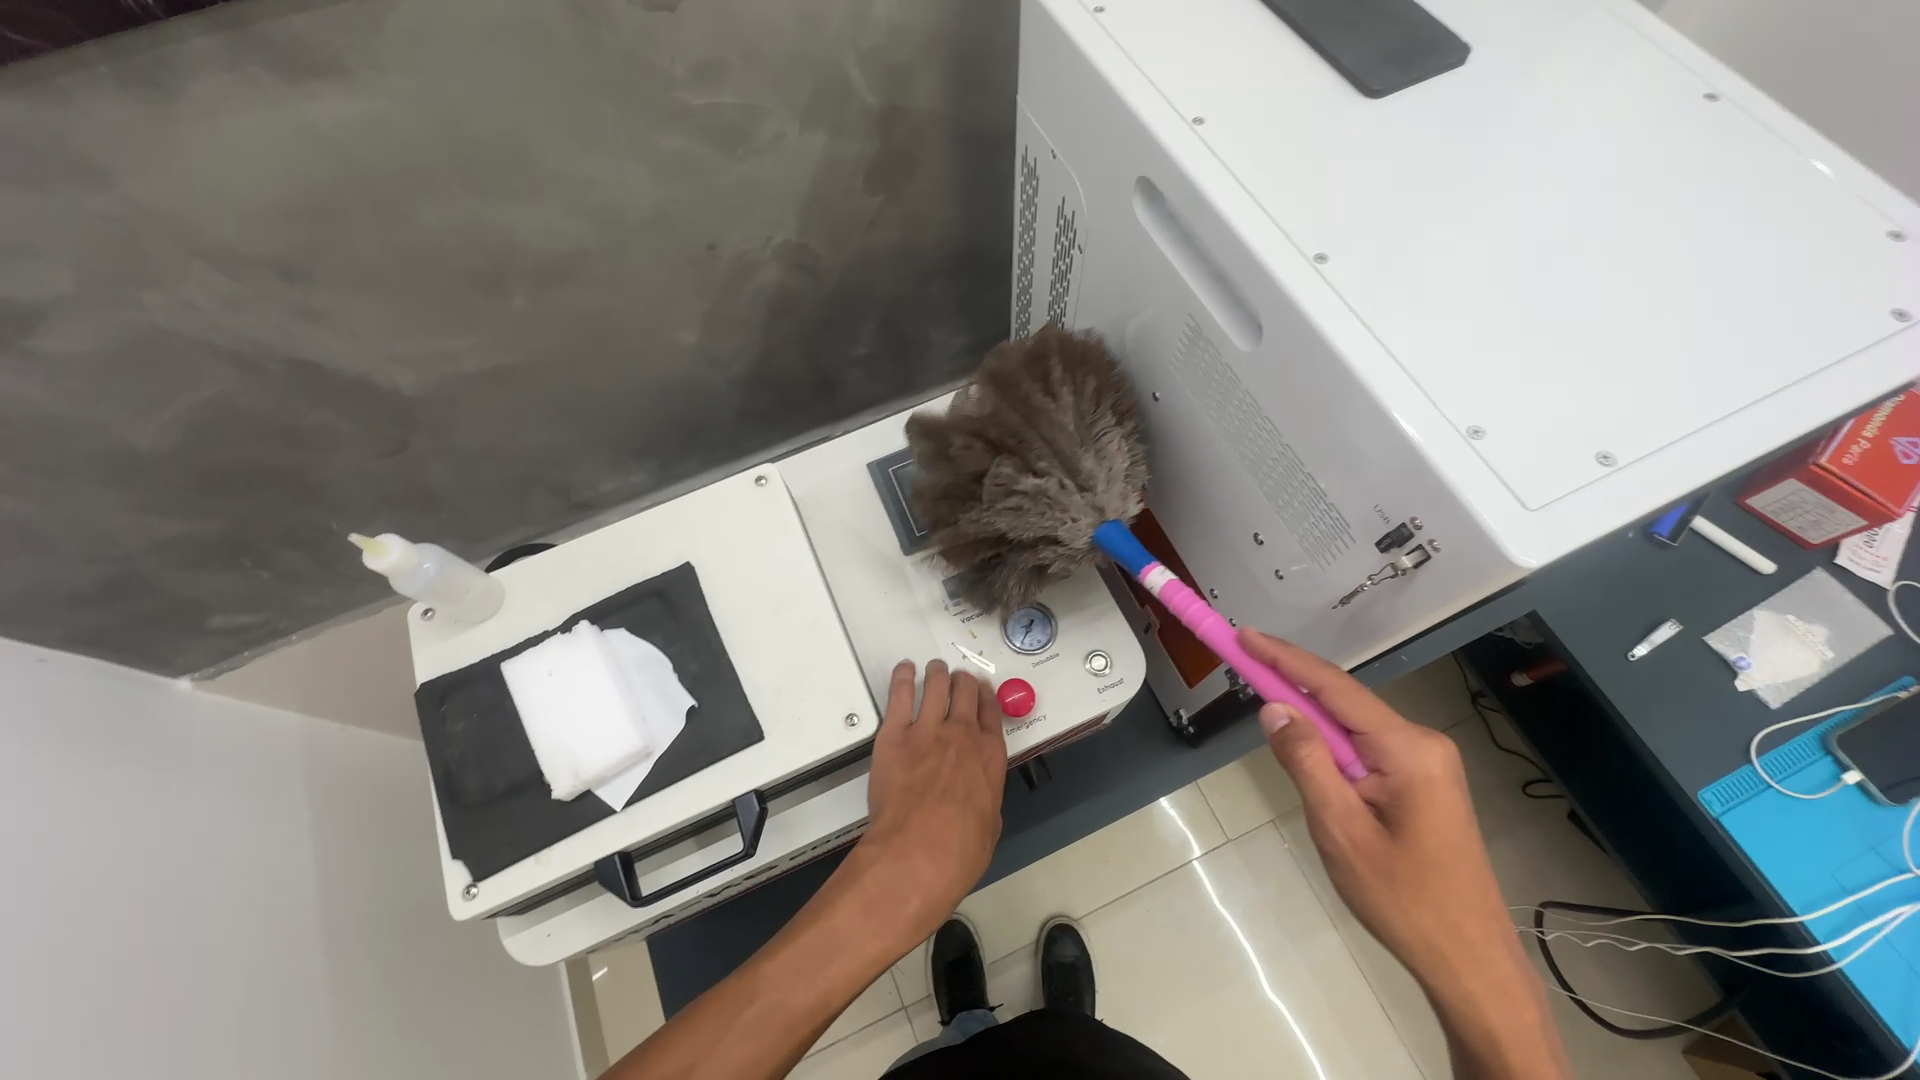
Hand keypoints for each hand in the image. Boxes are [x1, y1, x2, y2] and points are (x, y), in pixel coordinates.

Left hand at [848, 660, 1007, 946]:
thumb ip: (986, 800)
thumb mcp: (990, 825)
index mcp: (990, 755)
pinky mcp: (895, 734)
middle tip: (957, 677)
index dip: (986, 696)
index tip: (982, 689)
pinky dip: (903, 677)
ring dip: (937, 673)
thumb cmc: (960, 850)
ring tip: (935, 668)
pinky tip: (905, 669)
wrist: (920, 851)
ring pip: (937, 685)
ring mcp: (928, 729)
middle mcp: (963, 734)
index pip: (992, 712)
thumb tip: (980, 800)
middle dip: (963, 681)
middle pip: (966, 692)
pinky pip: (900, 695)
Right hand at [1236, 629, 1511, 987]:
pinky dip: (1329, 745)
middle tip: (1241, 666)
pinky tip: (1308, 759)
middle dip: (1291, 683)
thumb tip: (1274, 707)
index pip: (1333, 687)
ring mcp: (1427, 763)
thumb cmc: (1402, 898)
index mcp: (1407, 748)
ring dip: (1309, 721)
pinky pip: (1366, 749)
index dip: (1283, 658)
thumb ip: (1306, 761)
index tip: (1242, 634)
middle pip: (1343, 701)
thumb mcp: (1339, 829)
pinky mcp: (1423, 784)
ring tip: (1268, 716)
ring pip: (1353, 727)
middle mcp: (1422, 743)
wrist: (1469, 960)